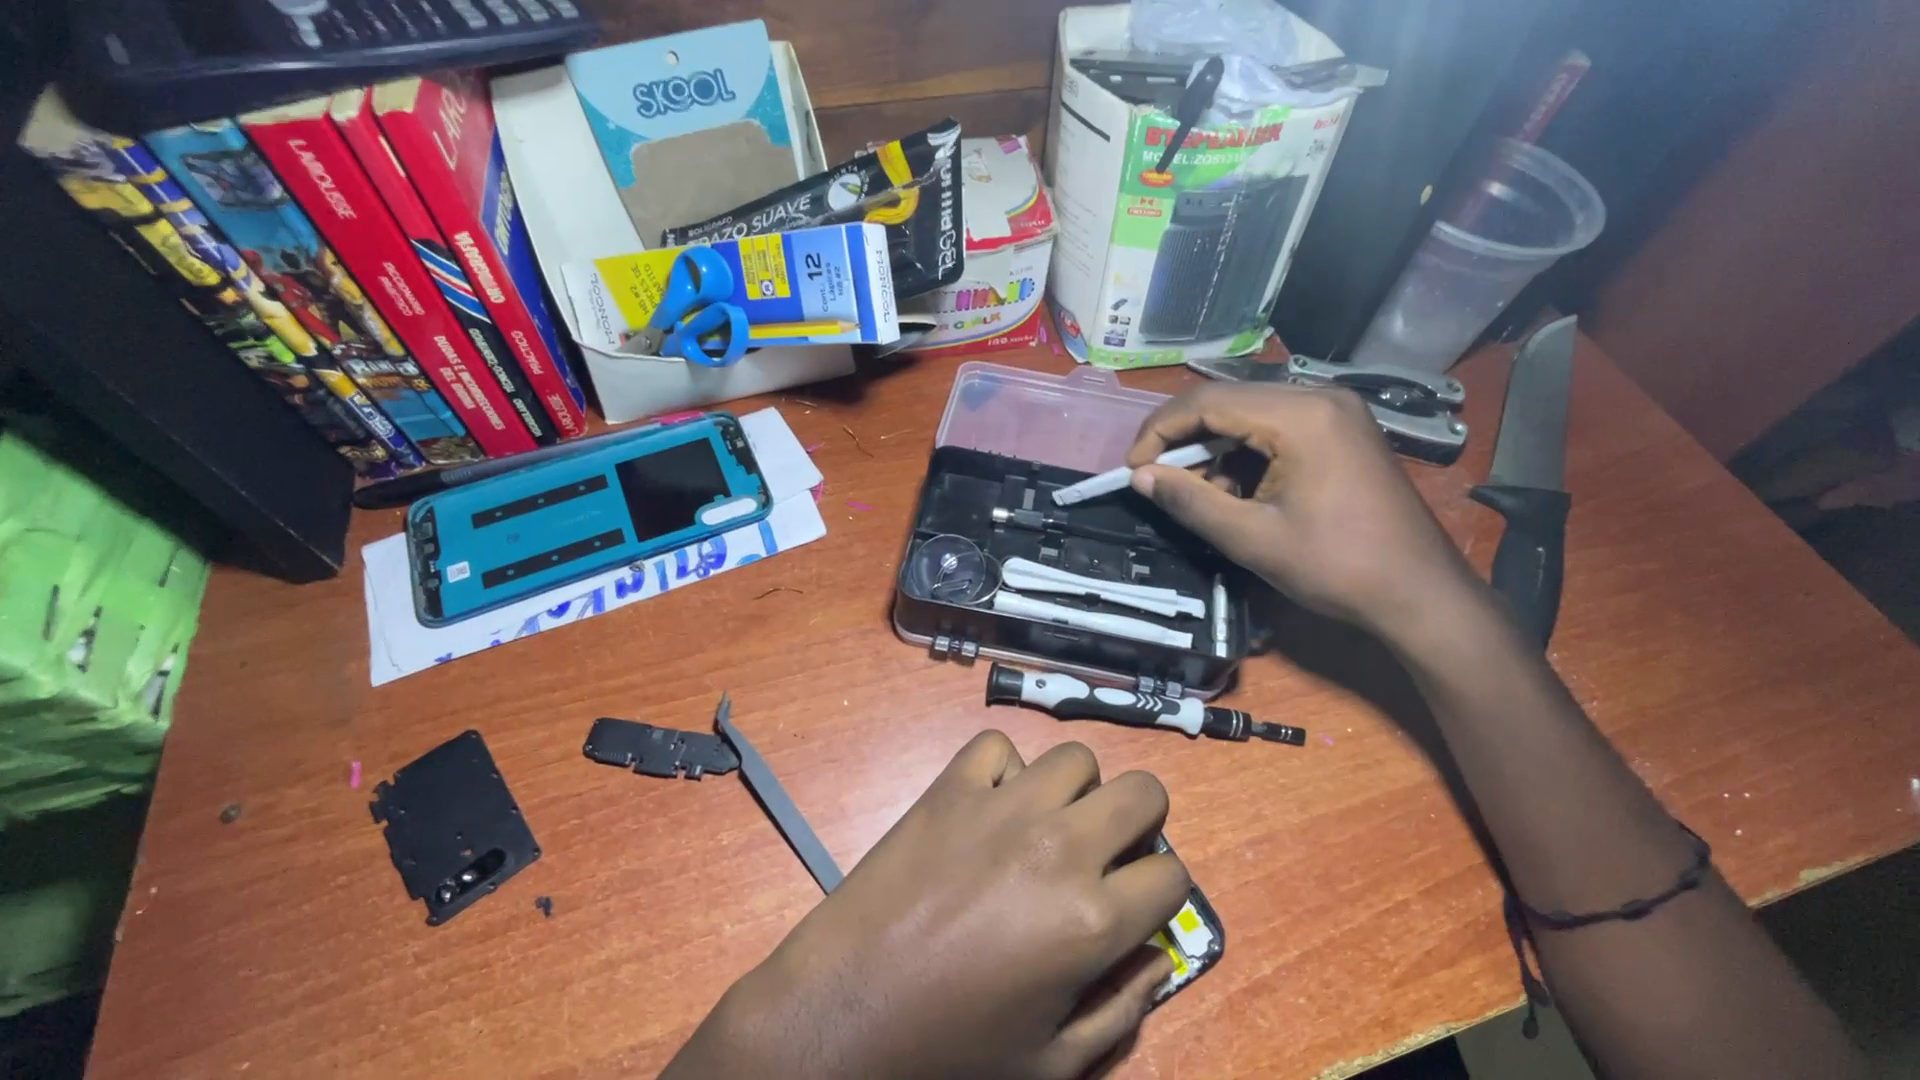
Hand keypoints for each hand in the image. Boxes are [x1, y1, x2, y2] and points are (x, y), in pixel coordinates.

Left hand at [662, 733, 1188, 1079]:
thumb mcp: (1053, 1062)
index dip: (1161, 895)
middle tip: (1106, 854)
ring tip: (1047, 826)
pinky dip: (1004, 770)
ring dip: (1076, 792)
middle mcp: (1059, 848)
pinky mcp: (950, 789)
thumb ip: (1123, 1010)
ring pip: (1076, 759)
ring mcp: (1001, 808)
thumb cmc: (949, 1048)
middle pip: (1144, 792)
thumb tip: (1159, 955)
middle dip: (1141, 823)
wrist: (845, 1009)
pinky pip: (997, 747)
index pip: (1172, 877)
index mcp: (1092, 920)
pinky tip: (990, 807)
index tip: (1134, 905)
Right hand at [1127, 382, 1477, 637]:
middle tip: (1156, 480)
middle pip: (1228, 402)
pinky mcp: (1343, 432)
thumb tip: (1140, 477)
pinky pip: (1277, 428)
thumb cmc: (1336, 567)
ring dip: (1215, 451)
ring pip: (1250, 415)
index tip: (1133, 469)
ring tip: (1200, 496)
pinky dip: (1247, 456)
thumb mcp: (1252, 538)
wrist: (1419, 594)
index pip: (1207, 402)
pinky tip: (1238, 493)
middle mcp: (1319, 398)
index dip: (1160, 431)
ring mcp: (1336, 412)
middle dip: (1185, 440)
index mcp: (1300, 415)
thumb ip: (1191, 500)